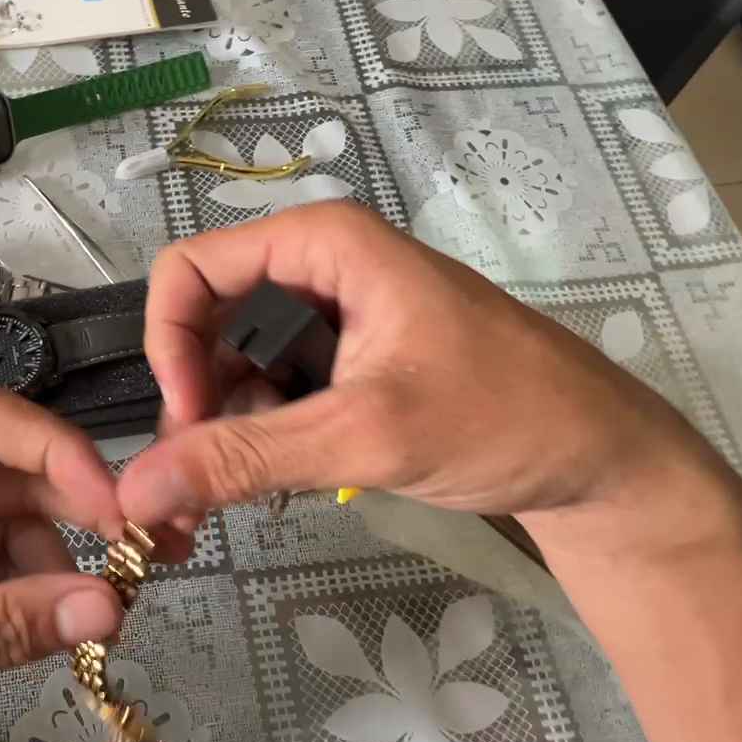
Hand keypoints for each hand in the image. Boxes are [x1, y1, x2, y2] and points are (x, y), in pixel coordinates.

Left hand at [0, 389, 127, 741]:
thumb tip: (106, 607)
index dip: (59, 450)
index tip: (117, 508)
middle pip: (10, 470)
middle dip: (81, 505)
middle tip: (150, 557)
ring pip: (12, 517)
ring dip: (61, 558)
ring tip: (104, 614)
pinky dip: (32, 590)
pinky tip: (57, 626)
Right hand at [117, 201, 723, 552]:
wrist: (602, 463)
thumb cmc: (505, 419)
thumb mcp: (368, 435)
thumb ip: (246, 458)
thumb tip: (138, 489)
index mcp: (320, 244)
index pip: (190, 272)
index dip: (171, 344)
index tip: (189, 422)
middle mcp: (313, 270)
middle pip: (204, 323)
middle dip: (195, 401)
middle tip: (202, 482)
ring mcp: (325, 319)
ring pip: (228, 366)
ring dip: (221, 432)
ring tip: (233, 497)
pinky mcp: (337, 363)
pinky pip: (264, 392)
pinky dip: (255, 439)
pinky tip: (271, 484)